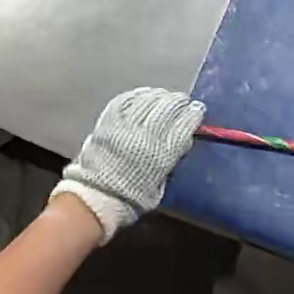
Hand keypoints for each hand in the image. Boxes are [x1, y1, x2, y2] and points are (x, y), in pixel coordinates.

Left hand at [51, 88, 204, 243]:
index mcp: (162, 153)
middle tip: (183, 100)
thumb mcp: (159, 185)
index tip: (197, 109)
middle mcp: (145, 135)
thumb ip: (170, 162)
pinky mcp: (108, 122)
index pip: (184, 125)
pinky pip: (124, 101)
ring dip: (159, 95)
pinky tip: (142, 95)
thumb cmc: (130, 198)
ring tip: (164, 95)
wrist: (96, 196)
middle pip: (168, 108)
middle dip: (179, 101)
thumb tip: (179, 143)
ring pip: (147, 100)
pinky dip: (136, 95)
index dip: (193, 114)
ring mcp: (125, 126)